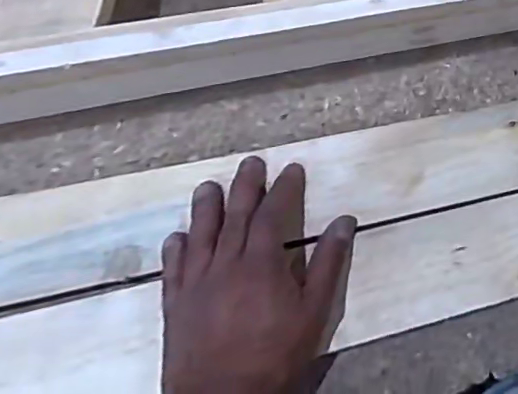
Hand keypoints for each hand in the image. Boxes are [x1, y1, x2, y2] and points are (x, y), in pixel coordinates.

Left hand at [161, 156, 356, 393]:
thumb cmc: (275, 355)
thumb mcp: (315, 310)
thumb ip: (329, 263)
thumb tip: (344, 220)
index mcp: (261, 265)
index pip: (273, 215)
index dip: (284, 189)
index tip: (292, 169)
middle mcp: (225, 268)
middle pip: (235, 219)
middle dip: (245, 188)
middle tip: (251, 163)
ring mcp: (196, 289)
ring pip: (200, 239)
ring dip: (205, 211)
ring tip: (207, 187)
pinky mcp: (176, 311)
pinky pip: (173, 273)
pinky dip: (175, 251)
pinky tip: (176, 238)